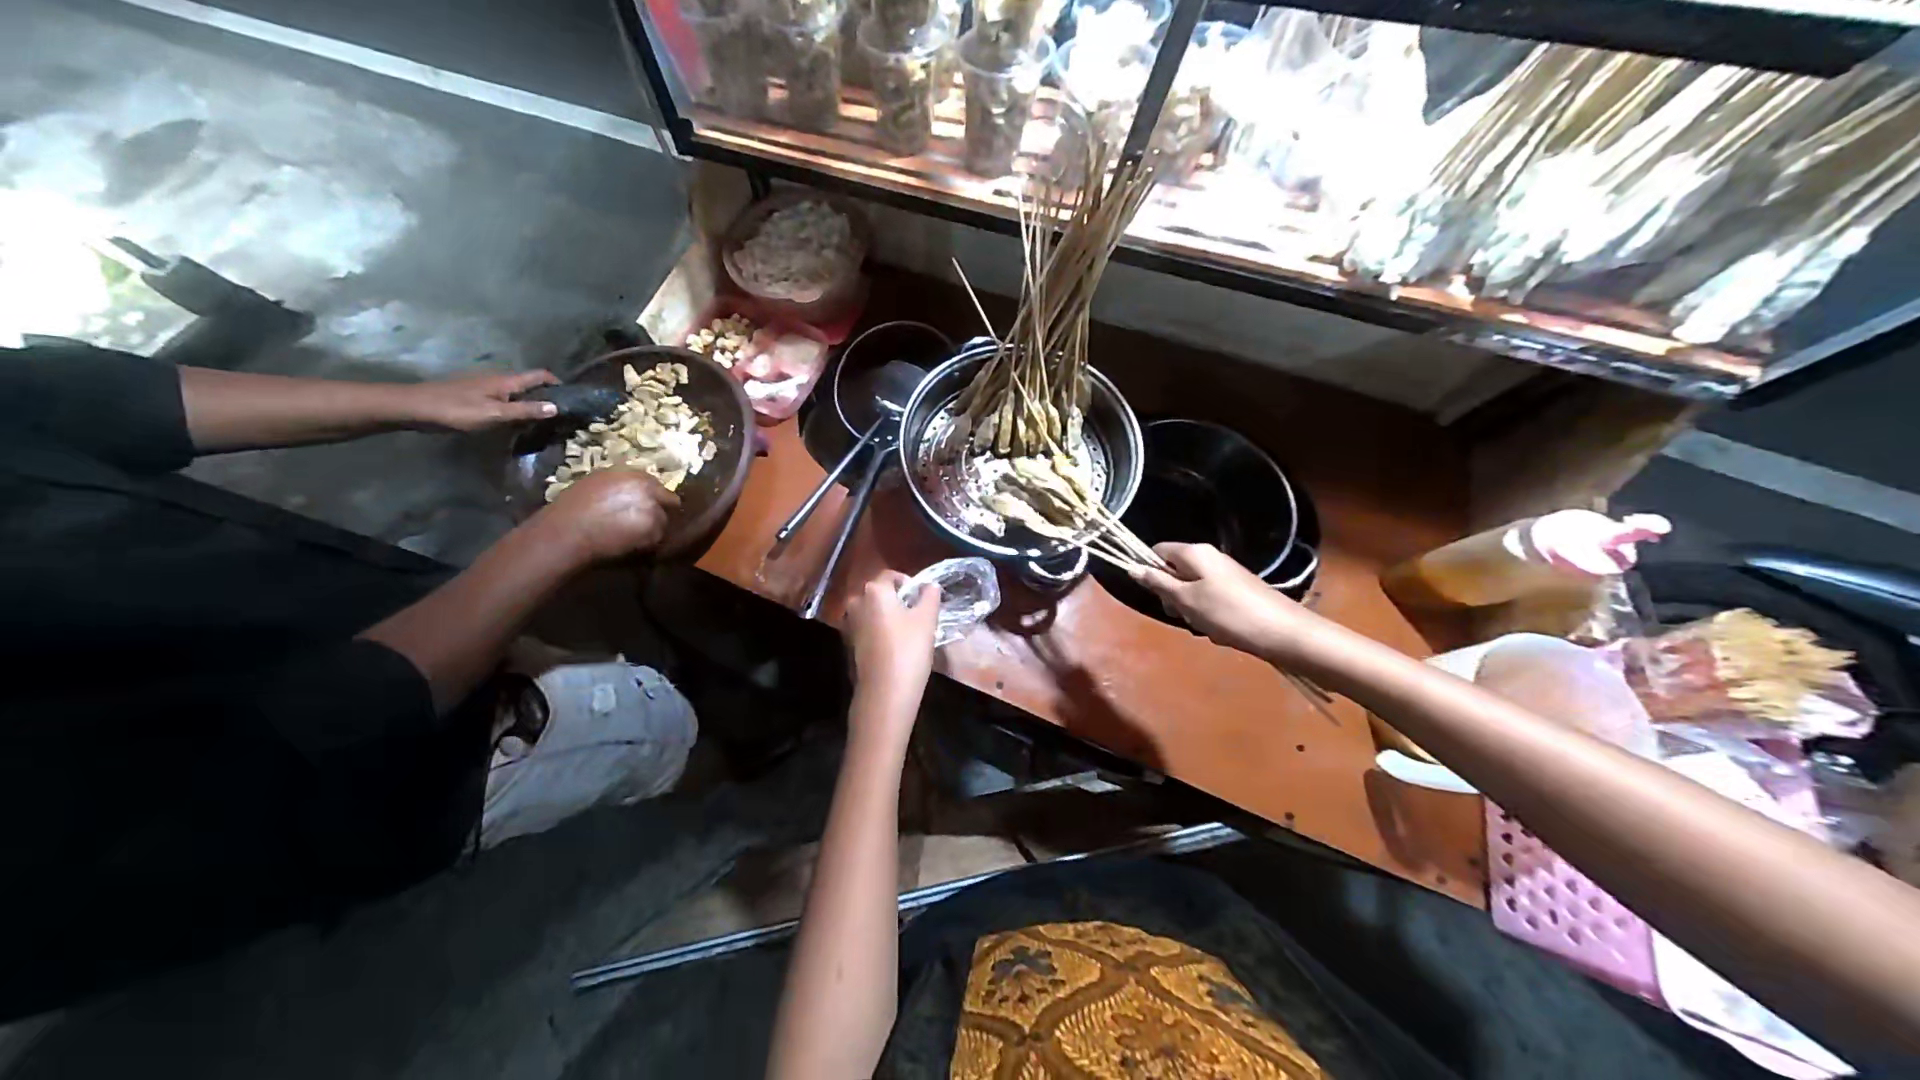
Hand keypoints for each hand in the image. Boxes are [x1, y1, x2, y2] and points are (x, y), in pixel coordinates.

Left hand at [402, 370, 559, 431]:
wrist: (414, 408)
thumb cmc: (456, 410)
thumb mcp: (495, 414)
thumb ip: (525, 411)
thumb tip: (557, 407)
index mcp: (506, 381)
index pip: (539, 375)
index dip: (557, 383)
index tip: (571, 397)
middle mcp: (497, 379)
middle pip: (528, 383)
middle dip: (546, 394)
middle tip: (560, 413)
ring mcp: (484, 386)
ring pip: (515, 391)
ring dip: (530, 401)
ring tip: (541, 419)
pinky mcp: (474, 395)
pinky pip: (503, 398)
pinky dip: (514, 406)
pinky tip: (513, 420)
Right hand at [536, 468, 680, 564]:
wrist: (570, 531)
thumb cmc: (576, 504)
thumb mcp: (599, 481)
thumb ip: (624, 482)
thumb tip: (636, 488)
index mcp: (638, 477)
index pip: (658, 485)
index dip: (653, 495)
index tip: (645, 503)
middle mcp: (651, 493)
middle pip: (667, 502)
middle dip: (657, 510)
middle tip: (641, 519)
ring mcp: (654, 514)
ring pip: (663, 522)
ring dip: (653, 526)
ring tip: (632, 532)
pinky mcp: (652, 535)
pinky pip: (656, 538)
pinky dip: (647, 541)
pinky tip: (630, 541)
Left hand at [844, 571, 939, 712]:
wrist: (885, 690)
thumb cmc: (908, 648)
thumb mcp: (927, 619)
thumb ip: (930, 596)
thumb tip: (930, 585)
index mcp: (874, 590)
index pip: (890, 575)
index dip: (908, 582)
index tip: (922, 597)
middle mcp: (857, 602)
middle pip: (879, 593)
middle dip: (897, 599)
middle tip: (917, 614)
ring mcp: (850, 623)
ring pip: (873, 611)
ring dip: (888, 615)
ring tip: (908, 631)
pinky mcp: (849, 643)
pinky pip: (867, 628)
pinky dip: (879, 630)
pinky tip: (894, 645)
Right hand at [1131, 543, 1324, 660]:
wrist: (1283, 631)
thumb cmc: (1228, 613)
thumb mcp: (1186, 599)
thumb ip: (1158, 583)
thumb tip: (1131, 566)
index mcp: (1194, 553)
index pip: (1157, 551)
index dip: (1150, 571)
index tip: (1155, 595)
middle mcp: (1210, 556)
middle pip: (1174, 571)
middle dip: (1172, 595)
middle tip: (1181, 614)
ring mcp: (1225, 573)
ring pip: (1191, 588)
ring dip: (1190, 609)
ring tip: (1203, 625)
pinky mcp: (1237, 589)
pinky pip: (1210, 598)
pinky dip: (1208, 614)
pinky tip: (1219, 629)